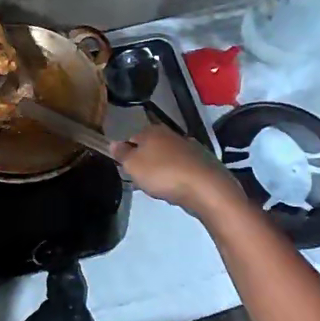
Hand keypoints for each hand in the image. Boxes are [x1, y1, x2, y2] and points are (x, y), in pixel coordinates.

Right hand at [111, 125, 243, 215]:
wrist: (206, 188)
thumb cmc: (162, 173)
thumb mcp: (133, 165)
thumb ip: (121, 154)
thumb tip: (113, 143)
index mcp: (152, 131)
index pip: (131, 138)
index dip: (126, 154)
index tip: (126, 169)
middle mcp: (171, 134)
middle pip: (151, 147)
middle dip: (146, 162)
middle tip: (141, 180)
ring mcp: (190, 148)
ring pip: (168, 158)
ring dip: (162, 170)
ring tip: (159, 188)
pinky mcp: (203, 163)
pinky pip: (183, 169)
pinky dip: (178, 177)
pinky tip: (177, 189)